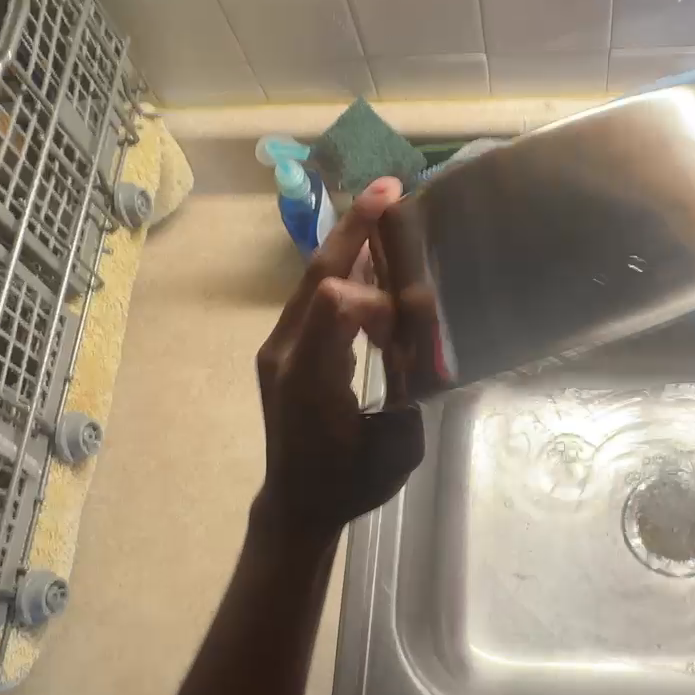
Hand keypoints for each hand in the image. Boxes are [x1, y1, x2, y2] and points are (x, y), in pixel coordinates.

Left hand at [255, 178, 422, 537]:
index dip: (378, 298)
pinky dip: (342, 271)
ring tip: (380, 206)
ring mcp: (279, 350)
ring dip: (347, 242)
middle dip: (355, 228)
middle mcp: (286, 354)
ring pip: (311, 281)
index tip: (404, 330)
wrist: (298, 505)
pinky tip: (368, 258)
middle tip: (389, 189)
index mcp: (311, 379)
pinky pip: (312, 300)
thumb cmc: (350, 485)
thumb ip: (407, 392)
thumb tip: (415, 345)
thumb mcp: (394, 450)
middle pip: (317, 274)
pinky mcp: (283, 353)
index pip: (335, 302)